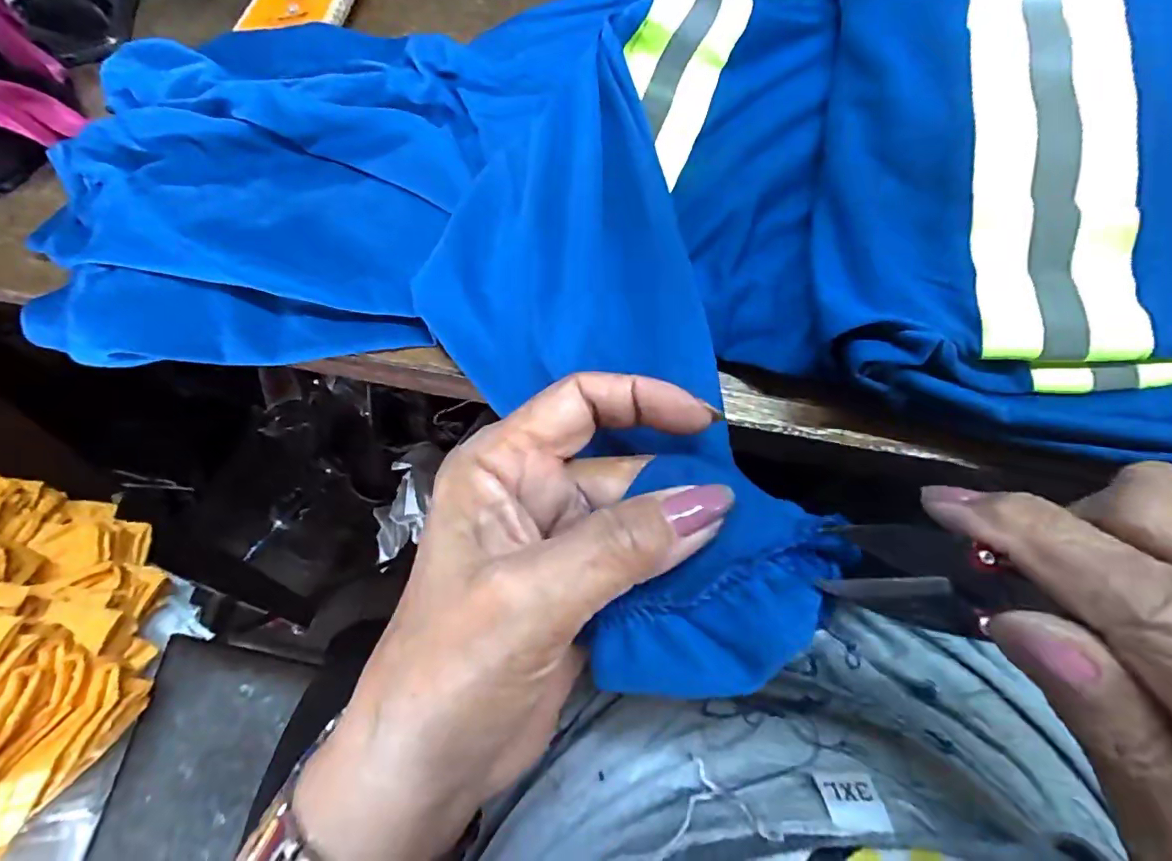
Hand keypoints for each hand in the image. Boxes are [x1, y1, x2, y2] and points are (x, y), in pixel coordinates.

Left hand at [294, 373, 732, 858]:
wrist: (424, 774)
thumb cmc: (453, 668)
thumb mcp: (533, 595)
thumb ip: (623, 545)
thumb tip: (715, 501)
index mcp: (503, 466)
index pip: (581, 400)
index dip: (643, 397)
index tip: (702, 419)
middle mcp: (534, 491)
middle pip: (621, 460)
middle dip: (678, 473)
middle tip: (741, 495)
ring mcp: (561, 542)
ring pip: (639, 512)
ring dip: (686, 521)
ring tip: (746, 530)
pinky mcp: (584, 588)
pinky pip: (643, 557)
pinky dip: (678, 560)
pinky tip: (720, 564)